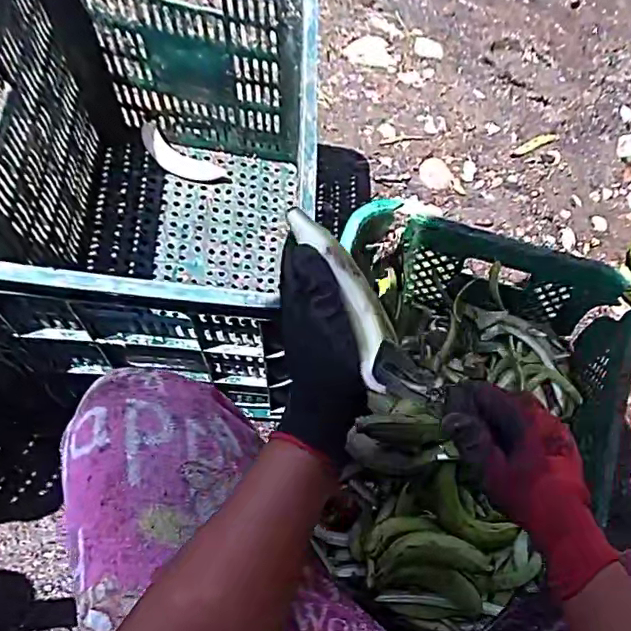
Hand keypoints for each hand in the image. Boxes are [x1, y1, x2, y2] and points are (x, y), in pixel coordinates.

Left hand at [275, 242, 366, 467]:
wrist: (327, 409)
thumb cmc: (334, 367)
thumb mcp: (330, 323)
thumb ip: (319, 287)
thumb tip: (306, 248)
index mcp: (299, 300)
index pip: (295, 257)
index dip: (304, 236)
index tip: (317, 221)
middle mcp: (295, 308)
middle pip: (297, 269)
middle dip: (308, 250)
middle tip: (327, 235)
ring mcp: (301, 324)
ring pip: (304, 286)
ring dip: (315, 270)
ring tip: (333, 258)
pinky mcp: (310, 337)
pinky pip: (313, 303)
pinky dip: (322, 291)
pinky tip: (335, 294)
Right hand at [443, 381, 618, 600]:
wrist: (567, 521)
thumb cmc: (527, 496)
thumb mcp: (493, 470)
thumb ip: (473, 440)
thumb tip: (452, 417)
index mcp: (525, 416)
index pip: (489, 394)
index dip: (466, 398)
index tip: (450, 406)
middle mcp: (544, 415)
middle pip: (508, 400)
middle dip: (485, 407)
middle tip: (465, 422)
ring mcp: (558, 428)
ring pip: (524, 413)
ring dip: (504, 419)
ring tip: (486, 435)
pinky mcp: (565, 444)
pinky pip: (537, 427)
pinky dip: (520, 431)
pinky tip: (512, 447)